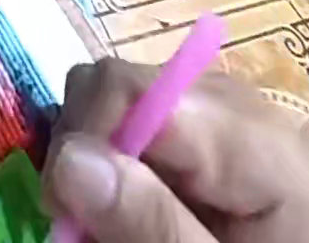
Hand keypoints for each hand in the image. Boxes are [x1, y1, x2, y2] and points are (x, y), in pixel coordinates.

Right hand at [42, 59, 308, 242]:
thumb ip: (153, 224)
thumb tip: (68, 159)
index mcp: (244, 129)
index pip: (127, 88)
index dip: (84, 140)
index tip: (65, 214)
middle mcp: (222, 96)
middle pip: (114, 83)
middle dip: (82, 147)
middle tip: (80, 225)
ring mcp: (206, 104)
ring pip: (110, 96)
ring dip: (90, 155)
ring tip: (105, 221)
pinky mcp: (192, 121)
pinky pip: (127, 115)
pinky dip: (109, 159)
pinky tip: (127, 205)